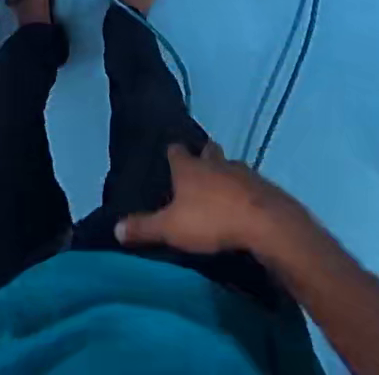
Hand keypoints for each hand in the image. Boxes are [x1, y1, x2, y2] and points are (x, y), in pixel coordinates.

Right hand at [115, 143, 301, 254]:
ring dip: (224, 173)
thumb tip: (115, 227)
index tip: (169, 154)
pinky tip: (242, 204)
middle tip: (197, 166)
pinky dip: (243, 190)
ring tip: (219, 189)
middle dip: (202, 156)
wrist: (263, 223)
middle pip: (207, 151)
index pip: (176, 151)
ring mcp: (240, 171)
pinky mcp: (262, 186)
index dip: (172, 152)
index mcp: (189, 167)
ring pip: (229, 165)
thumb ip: (144, 227)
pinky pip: (248, 183)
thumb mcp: (171, 228)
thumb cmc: (211, 220)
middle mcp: (214, 162)